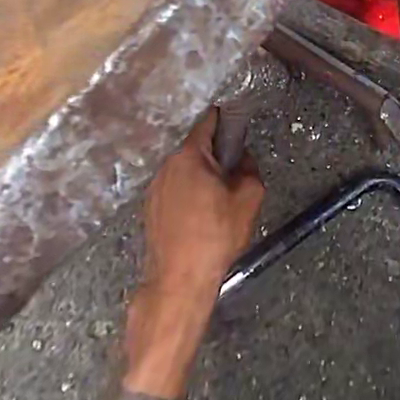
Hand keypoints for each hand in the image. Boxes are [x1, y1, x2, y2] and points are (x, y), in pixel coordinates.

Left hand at [139, 109, 264, 297]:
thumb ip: (250, 168)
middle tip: (235, 174)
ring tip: (218, 201)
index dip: (226, 119)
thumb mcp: (249, 198)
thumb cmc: (215, 236)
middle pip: (196, 148)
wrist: (179, 280)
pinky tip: (201, 216)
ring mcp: (155, 187)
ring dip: (201, 176)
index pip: (208, 122)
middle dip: (216, 156)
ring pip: (185, 170)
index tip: (239, 123)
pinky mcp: (150, 208)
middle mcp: (167, 165)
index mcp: (189, 156)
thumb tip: (242, 159)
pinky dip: (188, 194)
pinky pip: (174, 189)